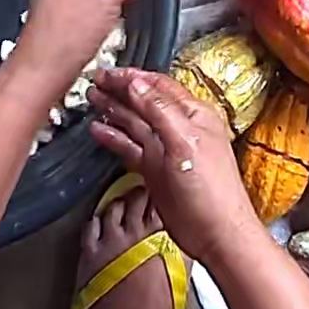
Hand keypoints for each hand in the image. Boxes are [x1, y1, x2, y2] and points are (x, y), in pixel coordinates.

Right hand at [86, 68, 264, 264]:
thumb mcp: (184, 141)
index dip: (132, 77)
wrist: (217, 235)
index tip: (108, 73)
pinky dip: (113, 137)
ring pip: (134, 122)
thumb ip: (158, 109)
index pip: (157, 86)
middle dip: (119, 90)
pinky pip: (129, 146)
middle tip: (95, 82)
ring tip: (92, 98)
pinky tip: (97, 130)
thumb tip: (135, 83)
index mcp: (192, 114)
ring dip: (113, 109)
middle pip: (143, 100)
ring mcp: (164, 148)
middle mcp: (177, 127)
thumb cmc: (210, 189)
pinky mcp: (154, 168)